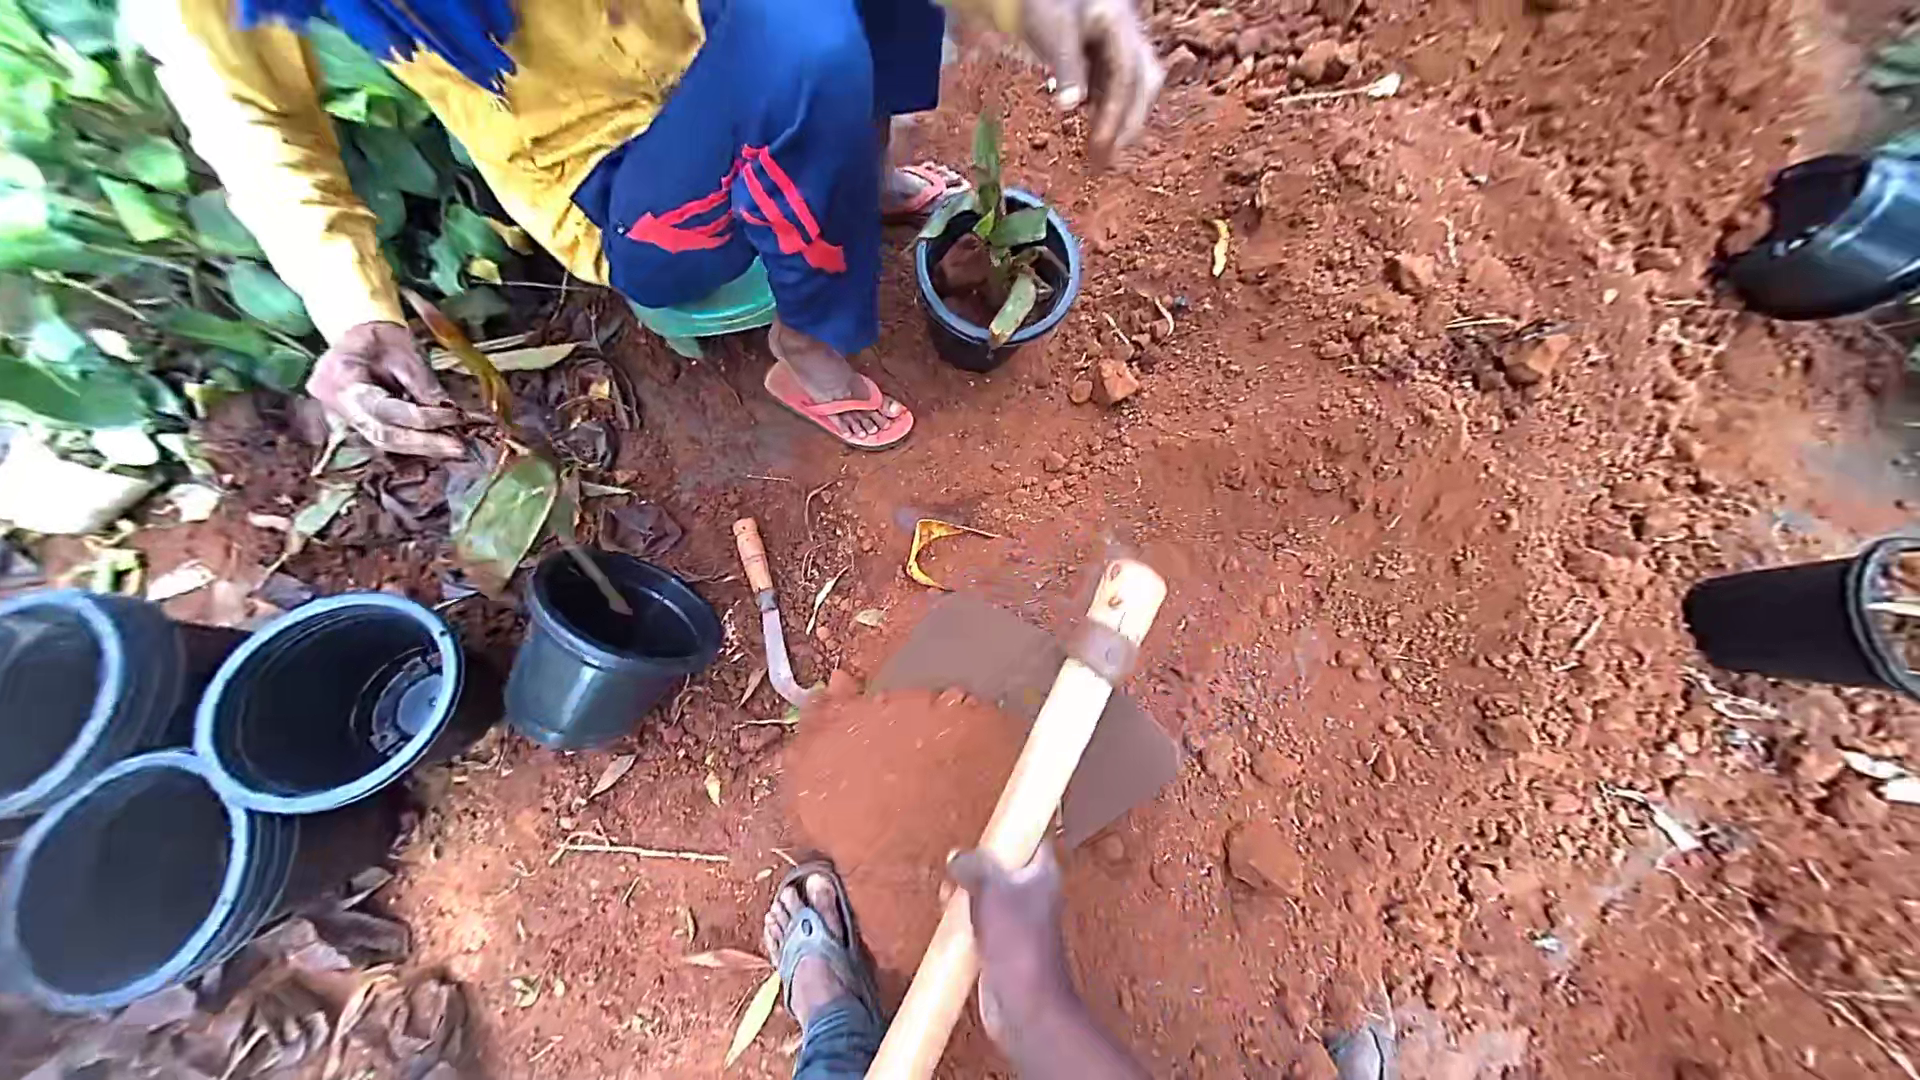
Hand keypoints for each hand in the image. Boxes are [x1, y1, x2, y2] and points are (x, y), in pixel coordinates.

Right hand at [306, 321, 465, 457]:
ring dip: (423, 449)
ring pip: (384, 444)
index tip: (458, 417)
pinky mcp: (355, 426)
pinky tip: (441, 446)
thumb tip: (452, 413)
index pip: (385, 410)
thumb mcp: (407, 357)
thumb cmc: (383, 343)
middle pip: (382, 435)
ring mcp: (341, 418)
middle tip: (461, 448)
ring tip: (456, 448)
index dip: (424, 418)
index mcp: (341, 380)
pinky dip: (414, 446)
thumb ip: (426, 387)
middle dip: (425, 443)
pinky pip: (386, 442)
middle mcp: (334, 405)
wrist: (360, 338)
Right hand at [947, 843, 1074, 1045]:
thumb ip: (974, 866)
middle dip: (979, 861)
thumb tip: (956, 856)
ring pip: (989, 890)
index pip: (1033, 836)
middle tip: (961, 860)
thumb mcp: (991, 889)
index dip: (1014, 826)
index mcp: (1042, 872)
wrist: (1025, 1007)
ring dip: (968, 888)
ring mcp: (1018, 918)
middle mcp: (1033, 891)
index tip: (991, 822)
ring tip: (950, 888)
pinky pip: (980, 918)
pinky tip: (948, 913)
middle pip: (1004, 863)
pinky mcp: (1002, 942)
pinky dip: (965, 914)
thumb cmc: (1017, 942)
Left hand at [1019, 0, 1163, 162]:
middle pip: (1145, 85)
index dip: (1115, 114)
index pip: (1126, 76)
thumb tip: (1070, 107)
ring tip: (1104, 157)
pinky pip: (1124, 92)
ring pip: (1140, 90)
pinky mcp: (1117, 59)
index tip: (1100, 146)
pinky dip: (1115, 116)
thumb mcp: (1054, 32)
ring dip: (1125, 124)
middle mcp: (1131, 36)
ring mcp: (1127, 47)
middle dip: (1129, 126)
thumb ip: (1066, 68)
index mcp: (1118, 24)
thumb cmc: (1047, 5)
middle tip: (1108, 161)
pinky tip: (1097, 138)